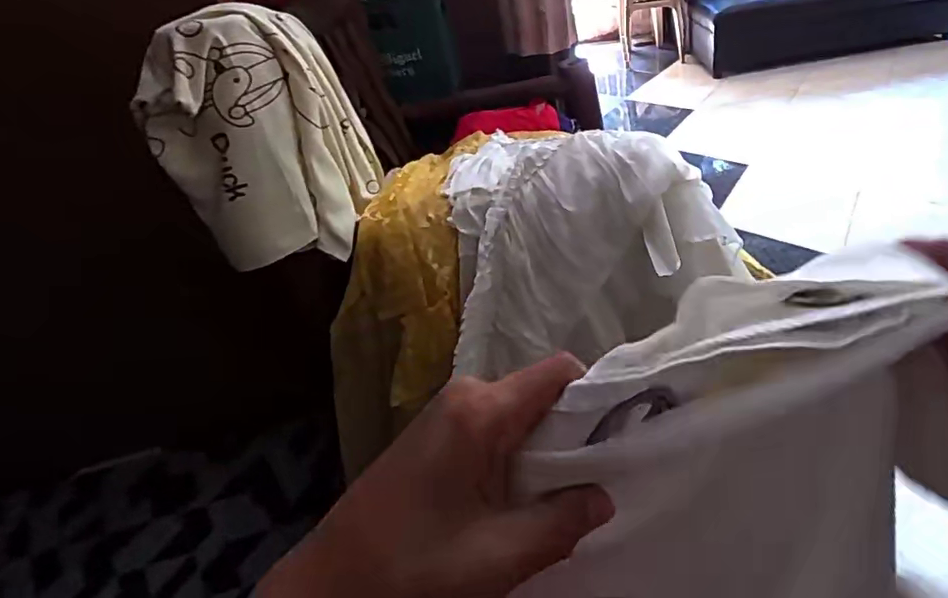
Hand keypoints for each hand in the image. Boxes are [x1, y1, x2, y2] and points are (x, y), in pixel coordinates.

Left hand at [257, 353, 613, 597]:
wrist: (329, 581)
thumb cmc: (413, 566)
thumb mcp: (495, 557)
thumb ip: (559, 524)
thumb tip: (604, 496)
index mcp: (482, 408)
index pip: (558, 371)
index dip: (594, 395)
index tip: (618, 434)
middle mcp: (467, 393)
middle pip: (540, 393)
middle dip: (570, 433)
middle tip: (590, 480)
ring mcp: (448, 409)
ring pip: (518, 412)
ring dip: (541, 450)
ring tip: (555, 497)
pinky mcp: (437, 430)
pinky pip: (493, 426)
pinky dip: (515, 454)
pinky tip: (514, 497)